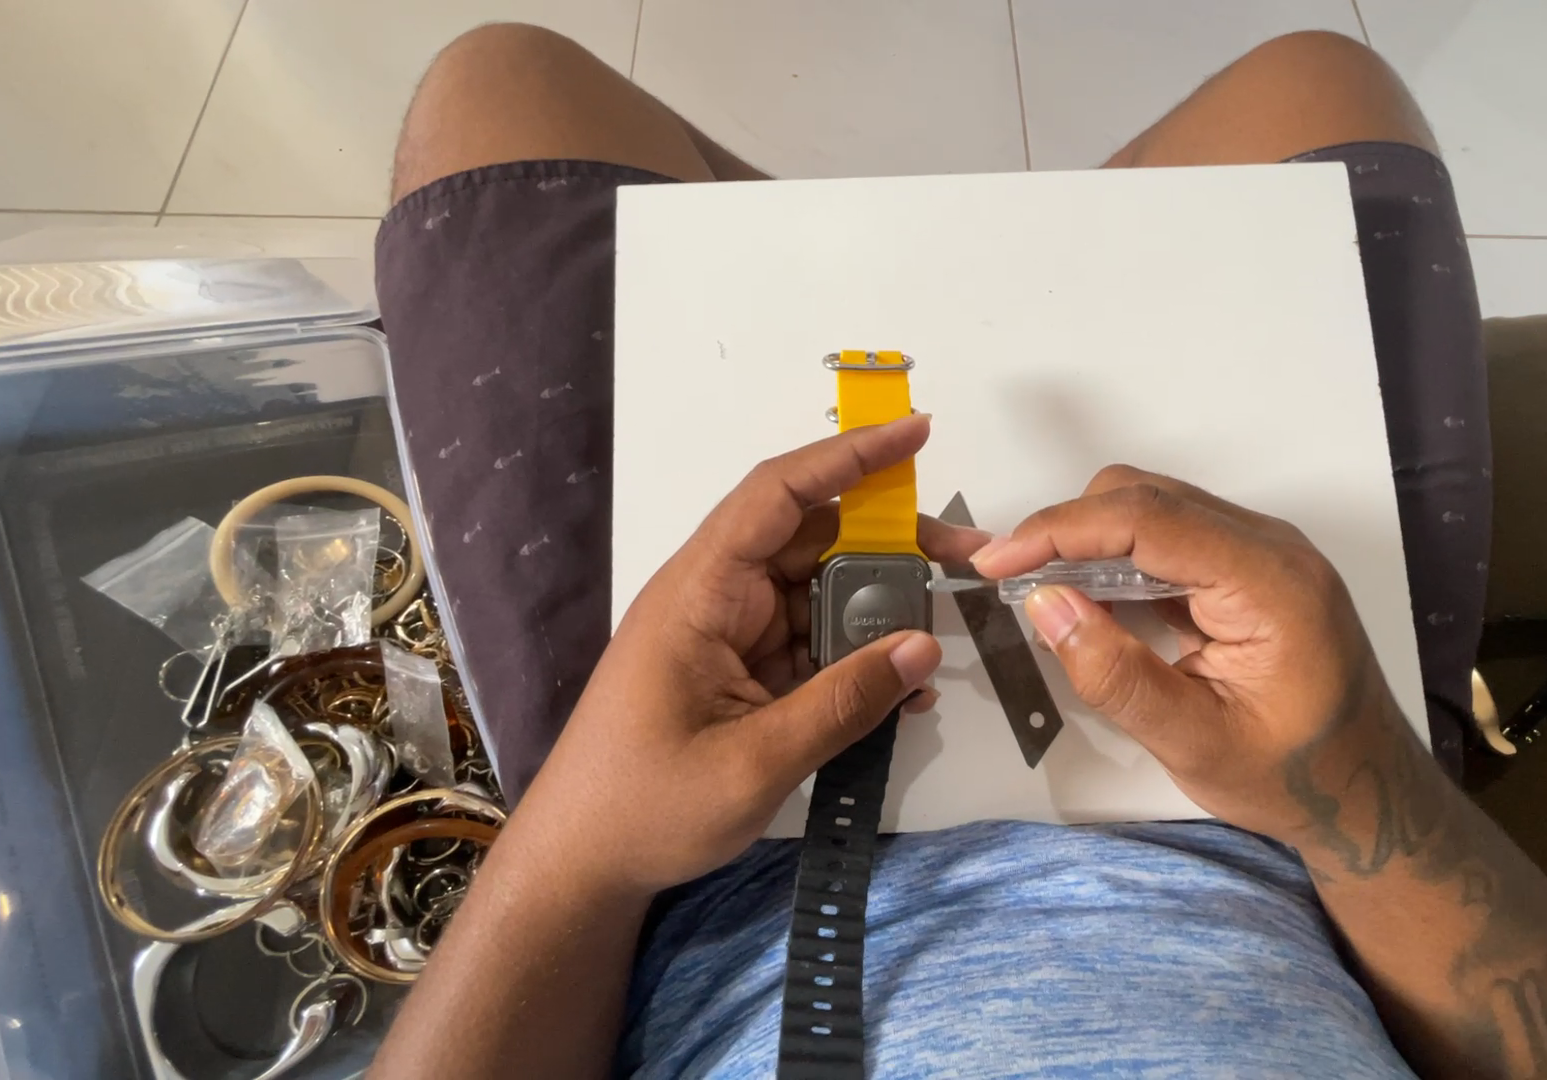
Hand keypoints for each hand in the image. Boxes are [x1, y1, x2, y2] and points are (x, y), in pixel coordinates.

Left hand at [526, 414, 986, 896]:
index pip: (779, 495)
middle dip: (891, 541)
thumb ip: (844, 703)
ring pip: (821, 593)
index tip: (916, 434)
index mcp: (702, 592)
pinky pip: (813, 643)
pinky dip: (857, 657)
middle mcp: (720, 597)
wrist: (583, 866)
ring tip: (937, 634)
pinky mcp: (746, 669)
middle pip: (815, 541)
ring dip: (880, 608)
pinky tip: (900, 690)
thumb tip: (925, 649)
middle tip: (963, 557)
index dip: (849, 457)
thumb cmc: (644, 808)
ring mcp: (734, 634)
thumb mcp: (754, 761)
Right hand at [970, 465, 1404, 843]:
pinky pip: (1164, 534)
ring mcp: (1259, 550)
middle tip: (1012, 579)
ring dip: (1086, 539)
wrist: (1369, 794)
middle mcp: (1268, 546)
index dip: (1059, 530)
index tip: (995, 562)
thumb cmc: (1294, 779)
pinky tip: (1089, 595)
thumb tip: (1043, 603)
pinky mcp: (1244, 565)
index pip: (1146, 519)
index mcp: (1269, 582)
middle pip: (1145, 496)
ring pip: (1150, 506)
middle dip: (1067, 528)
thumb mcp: (1195, 745)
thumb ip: (1115, 676)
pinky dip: (1113, 555)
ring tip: (1041, 587)